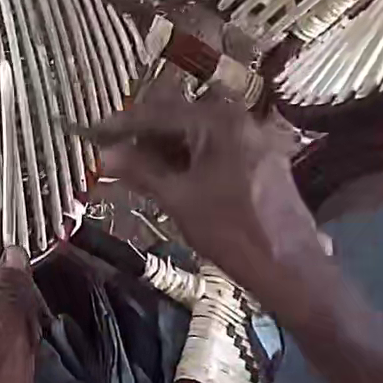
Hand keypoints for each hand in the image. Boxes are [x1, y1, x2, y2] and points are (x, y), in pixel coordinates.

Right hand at [89, 93, 327, 305]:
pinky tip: (160, 176)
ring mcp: (251, 141)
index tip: (92, 133)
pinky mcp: (257, 161)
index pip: (158, 114)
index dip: (121, 124)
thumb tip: (103, 155)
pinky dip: (182, 159)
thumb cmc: (230, 230)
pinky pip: (209, 149)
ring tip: (129, 167)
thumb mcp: (176, 198)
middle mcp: (239, 122)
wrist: (289, 268)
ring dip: (160, 149)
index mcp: (219, 123)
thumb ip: (138, 170)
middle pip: (177, 119)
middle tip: (109, 151)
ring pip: (193, 135)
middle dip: (141, 136)